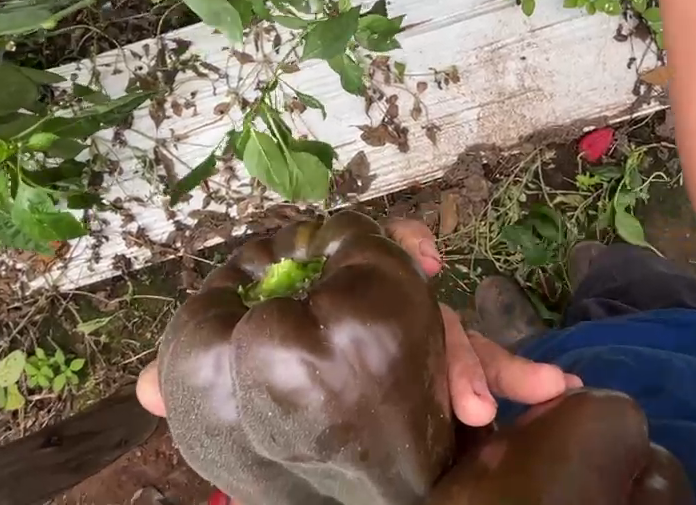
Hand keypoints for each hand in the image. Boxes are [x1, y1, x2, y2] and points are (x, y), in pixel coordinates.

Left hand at [135, 218, 580, 426]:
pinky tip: (553, 386)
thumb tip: (142, 391)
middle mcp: (376, 318)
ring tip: (540, 383)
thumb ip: (200, 375)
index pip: (367, 265)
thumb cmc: (282, 383)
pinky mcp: (437, 382)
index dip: (398, 250)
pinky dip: (516, 374)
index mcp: (333, 305)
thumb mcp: (239, 376)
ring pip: (457, 340)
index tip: (426, 255)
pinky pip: (484, 370)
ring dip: (496, 361)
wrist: (327, 444)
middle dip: (451, 330)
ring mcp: (409, 348)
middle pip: (421, 309)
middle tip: (472, 366)